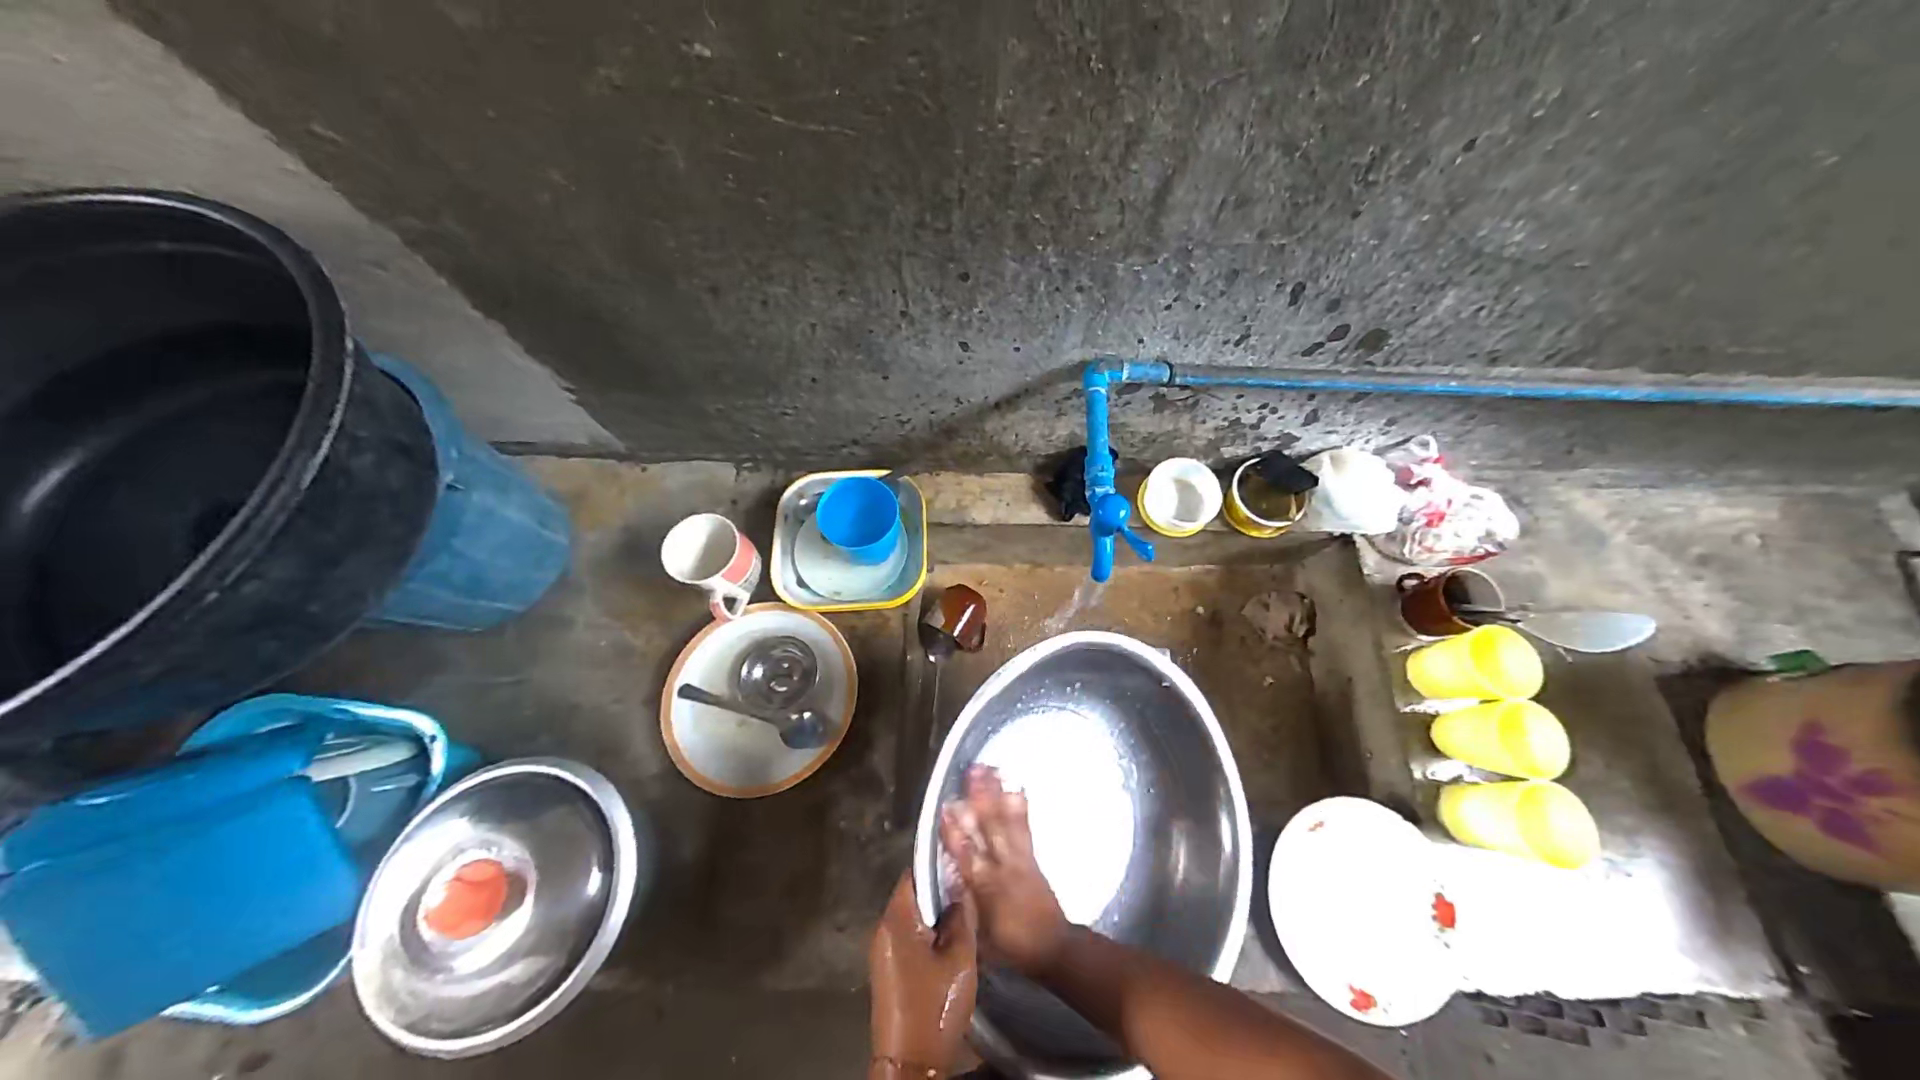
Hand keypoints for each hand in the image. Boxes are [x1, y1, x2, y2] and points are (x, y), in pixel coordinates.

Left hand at [869, 872, 975, 1075]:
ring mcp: (880, 950)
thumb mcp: (960, 957)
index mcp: (896, 920)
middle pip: (910, 895)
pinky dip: (924, 934)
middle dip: (937, 892)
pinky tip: (945, 945)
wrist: (911, 1060)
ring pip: (909, 917)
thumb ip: (961, 916)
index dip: (937, 865)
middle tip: (965, 895)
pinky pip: (905, 936)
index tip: (959, 864)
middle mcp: (881, 929)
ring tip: (959, 919)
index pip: (913, 874)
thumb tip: (959, 888)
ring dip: (932, 915)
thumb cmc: (935, 1004)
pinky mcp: (885, 968)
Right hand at [939, 766, 1071, 977]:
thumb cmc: (1010, 947)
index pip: (966, 854)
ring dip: (998, 793)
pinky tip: (1016, 788)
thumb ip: (963, 907)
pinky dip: (1019, 807)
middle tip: (973, 770)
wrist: (1053, 948)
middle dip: (980, 797)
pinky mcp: (1032, 857)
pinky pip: (1025, 828)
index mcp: (985, 888)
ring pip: (1006, 820)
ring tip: (991, 769)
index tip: (946, 807)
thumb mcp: (979, 938)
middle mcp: (1003, 867)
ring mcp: (1020, 859)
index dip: (955, 830)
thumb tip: (947, 881)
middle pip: (989, 827)